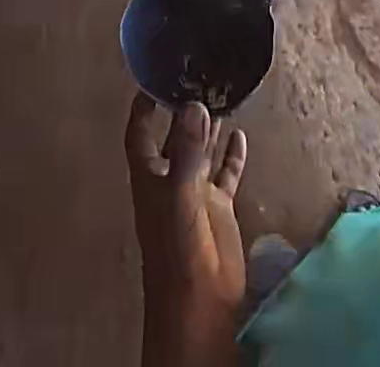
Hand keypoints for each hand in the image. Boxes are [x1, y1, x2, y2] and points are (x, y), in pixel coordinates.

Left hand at [125, 94, 246, 366]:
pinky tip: (241, 134)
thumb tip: (193, 105)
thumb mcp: (180, 193)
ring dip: (208, 128)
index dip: (142, 107)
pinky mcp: (218, 207)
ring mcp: (195, 191)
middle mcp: (170, 177)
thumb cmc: (178, 246)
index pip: (139, 131)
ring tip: (220, 96)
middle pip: (173, 136)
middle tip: (197, 79)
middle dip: (181, 111)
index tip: (153, 79)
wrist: (199, 301)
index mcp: (149, 174)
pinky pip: (225, 173)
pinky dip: (232, 155)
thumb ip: (187, 151)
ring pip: (201, 151)